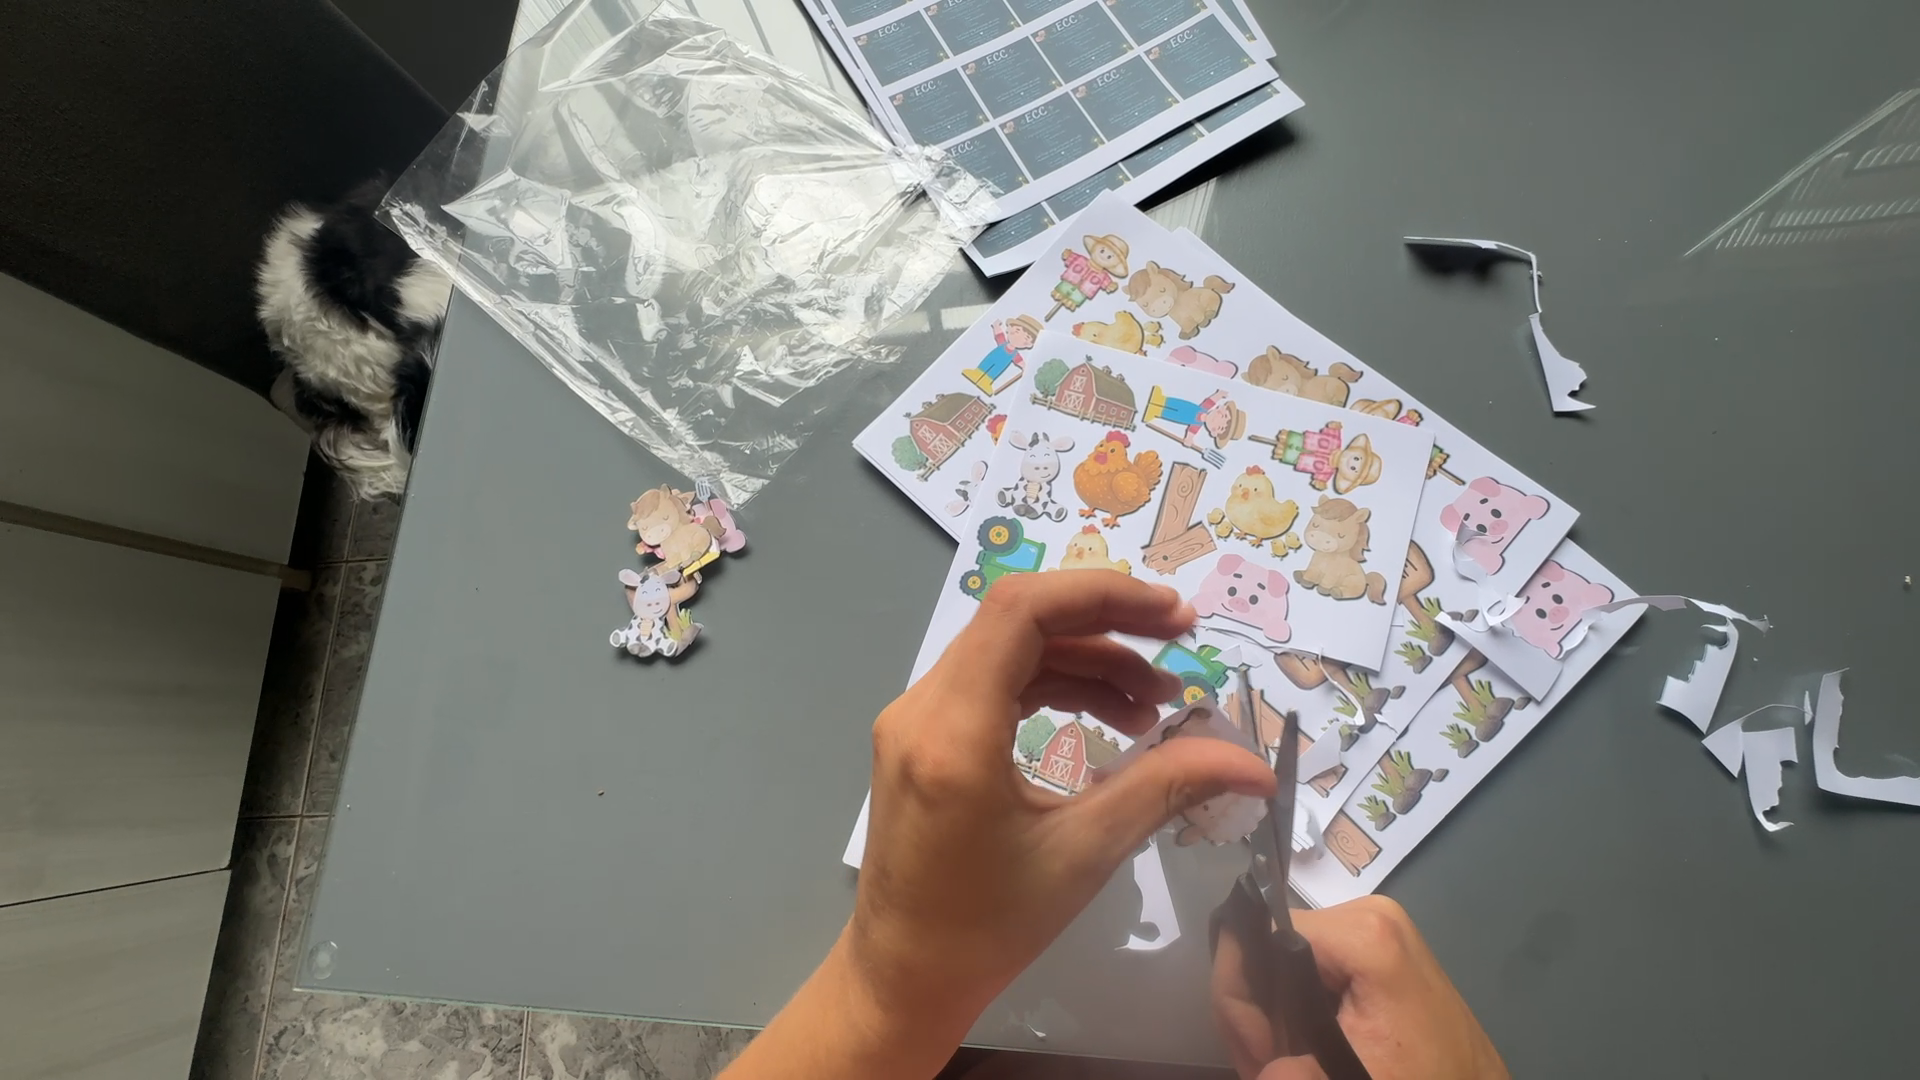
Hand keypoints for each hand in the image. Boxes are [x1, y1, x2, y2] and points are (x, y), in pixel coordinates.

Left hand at [850, 572, 1276, 1053]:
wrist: (904, 975)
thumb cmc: (988, 928)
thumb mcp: (1083, 855)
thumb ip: (1165, 789)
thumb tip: (1252, 765)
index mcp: (953, 731)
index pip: (1021, 611)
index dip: (1102, 595)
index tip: (1172, 618)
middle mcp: (922, 705)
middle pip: (1018, 621)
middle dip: (1106, 625)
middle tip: (1178, 646)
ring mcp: (916, 715)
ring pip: (1010, 651)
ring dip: (1086, 663)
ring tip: (1153, 707)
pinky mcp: (925, 731)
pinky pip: (994, 682)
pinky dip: (1054, 686)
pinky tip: (1108, 717)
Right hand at [1211, 896, 1509, 1078]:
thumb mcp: (1359, 1079)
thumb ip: (1301, 1074)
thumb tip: (1262, 1074)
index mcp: (1364, 931)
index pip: (1260, 934)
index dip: (1240, 994)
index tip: (1254, 1056)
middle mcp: (1365, 910)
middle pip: (1268, 942)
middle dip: (1252, 1008)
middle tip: (1260, 1065)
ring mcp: (1371, 922)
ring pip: (1280, 952)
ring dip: (1268, 1008)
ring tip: (1277, 1059)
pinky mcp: (1375, 940)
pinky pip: (1306, 958)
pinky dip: (1292, 1001)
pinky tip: (1299, 1042)